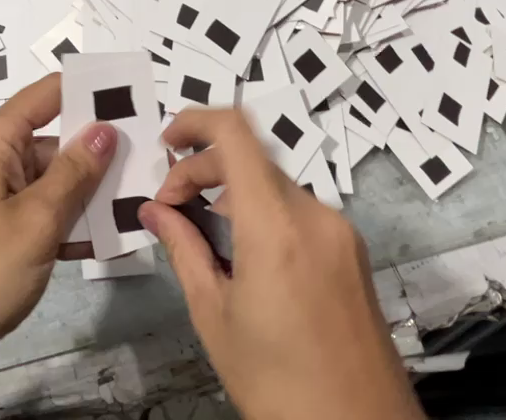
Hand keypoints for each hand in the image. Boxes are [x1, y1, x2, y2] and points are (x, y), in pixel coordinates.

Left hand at [0, 73, 117, 370]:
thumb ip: (74, 172)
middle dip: (97, 151)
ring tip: (139, 201)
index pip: (48, 93)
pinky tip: (105, 240)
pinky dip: (67, 220)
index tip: (134, 97)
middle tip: (150, 160)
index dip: (88, 90)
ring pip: (51, 177)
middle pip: (54, 138)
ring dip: (88, 193)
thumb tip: (105, 130)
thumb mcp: (37, 219)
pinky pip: (40, 208)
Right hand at [137, 108, 422, 419]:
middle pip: (250, 158)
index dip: (194, 120)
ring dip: (231, 193)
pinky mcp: (352, 252)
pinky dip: (261, 213)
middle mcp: (315, 213)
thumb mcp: (214, 317)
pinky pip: (298, 210)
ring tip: (203, 236)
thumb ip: (183, 250)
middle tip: (171, 210)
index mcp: (276, 225)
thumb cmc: (278, 384)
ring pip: (273, 184)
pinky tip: (242, 255)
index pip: (235, 132)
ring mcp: (340, 231)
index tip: (165, 145)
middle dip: (202, 170)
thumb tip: (153, 210)